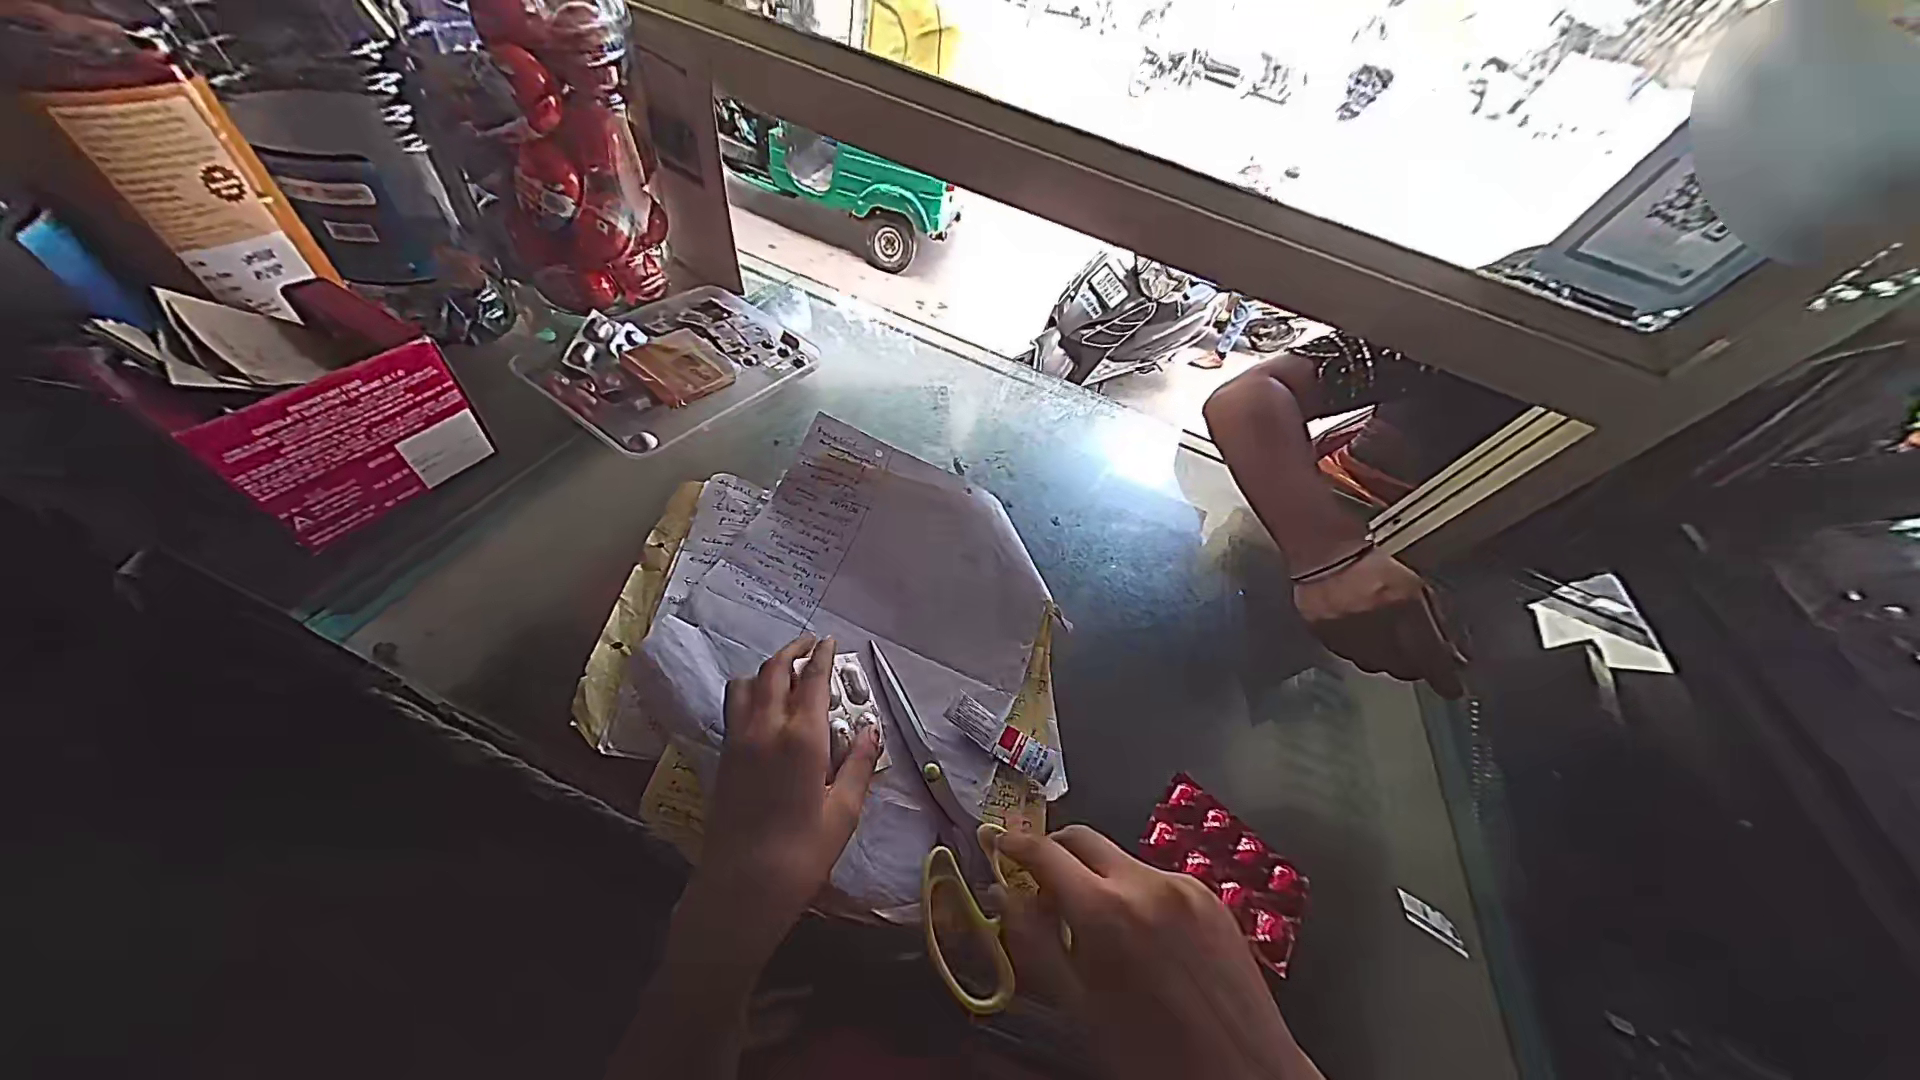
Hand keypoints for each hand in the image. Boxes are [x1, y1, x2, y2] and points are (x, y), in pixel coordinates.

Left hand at [695, 633, 880, 955]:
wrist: (740, 890)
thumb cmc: (802, 854)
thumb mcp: (844, 810)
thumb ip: (858, 763)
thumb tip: (872, 729)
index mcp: (801, 738)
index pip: (812, 679)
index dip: (823, 655)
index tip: (830, 642)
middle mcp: (765, 729)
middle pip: (774, 670)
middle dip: (793, 650)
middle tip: (810, 644)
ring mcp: (738, 741)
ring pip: (746, 684)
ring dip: (767, 669)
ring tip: (786, 672)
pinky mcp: (723, 757)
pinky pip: (734, 707)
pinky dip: (750, 691)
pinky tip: (764, 707)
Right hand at [993, 826, 1324, 1079]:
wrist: (1247, 1078)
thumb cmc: (1151, 1054)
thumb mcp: (1078, 1007)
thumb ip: (1033, 941)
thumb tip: (1003, 894)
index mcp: (1105, 912)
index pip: (1046, 852)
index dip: (1016, 844)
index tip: (1000, 842)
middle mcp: (1144, 883)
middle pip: (1081, 837)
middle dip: (1055, 852)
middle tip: (1043, 885)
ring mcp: (1181, 884)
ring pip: (1118, 858)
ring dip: (1097, 877)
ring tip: (1101, 927)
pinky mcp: (1209, 894)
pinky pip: (1154, 877)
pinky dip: (1135, 892)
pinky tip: (1144, 936)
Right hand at [1294, 547, 1465, 697]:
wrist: (1325, 556)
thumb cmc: (1372, 565)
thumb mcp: (1415, 588)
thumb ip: (1434, 621)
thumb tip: (1452, 653)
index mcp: (1405, 614)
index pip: (1432, 660)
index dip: (1445, 678)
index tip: (1451, 688)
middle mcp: (1376, 631)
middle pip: (1403, 669)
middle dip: (1413, 665)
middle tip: (1415, 655)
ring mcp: (1348, 637)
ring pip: (1373, 665)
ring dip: (1383, 658)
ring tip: (1381, 639)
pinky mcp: (1324, 637)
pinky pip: (1347, 654)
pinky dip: (1357, 649)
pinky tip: (1357, 633)